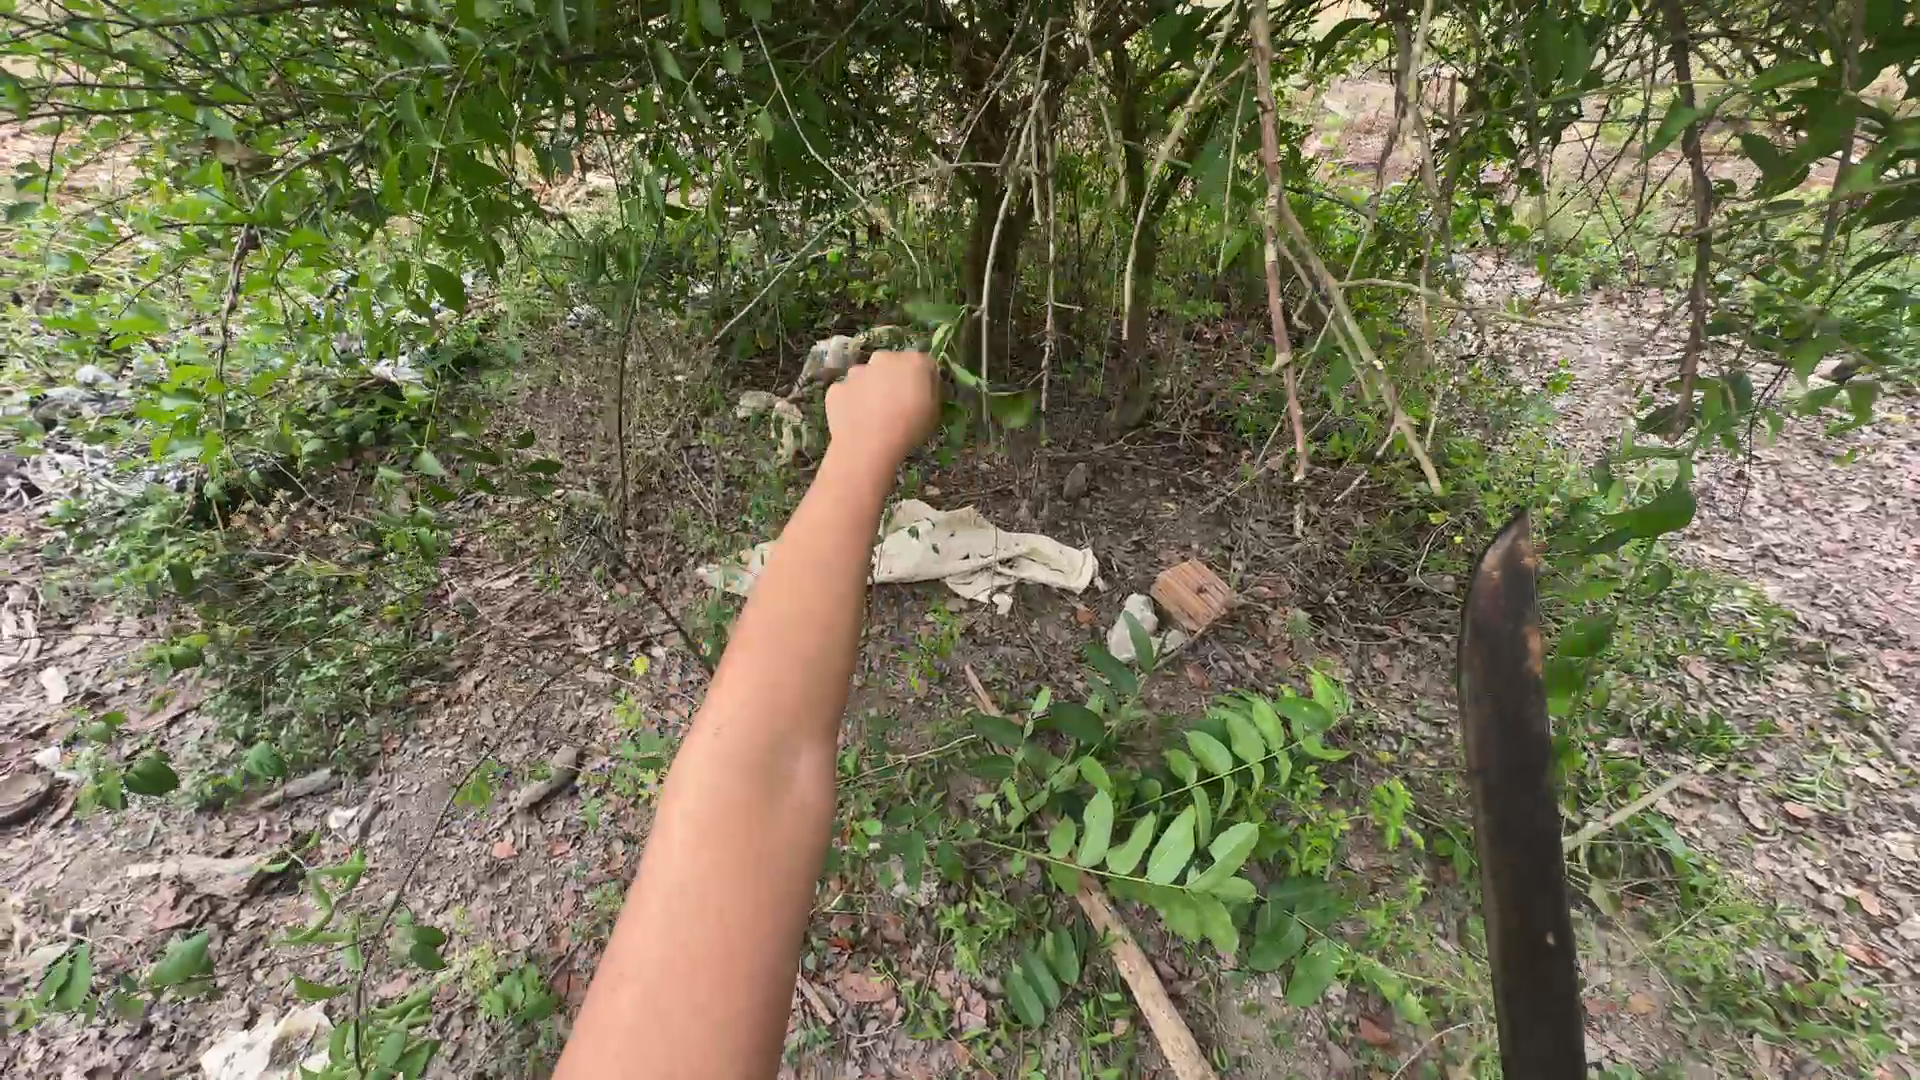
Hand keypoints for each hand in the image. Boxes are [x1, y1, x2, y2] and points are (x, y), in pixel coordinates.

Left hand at [824, 350, 940, 472]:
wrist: (867, 445)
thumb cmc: (908, 429)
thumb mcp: (934, 413)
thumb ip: (931, 393)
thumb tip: (926, 387)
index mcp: (914, 362)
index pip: (925, 365)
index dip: (925, 382)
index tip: (923, 399)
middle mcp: (884, 358)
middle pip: (893, 366)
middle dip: (895, 380)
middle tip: (897, 406)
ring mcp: (857, 372)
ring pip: (867, 377)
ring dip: (872, 389)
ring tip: (874, 416)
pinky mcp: (837, 388)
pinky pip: (848, 393)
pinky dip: (852, 402)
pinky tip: (856, 421)